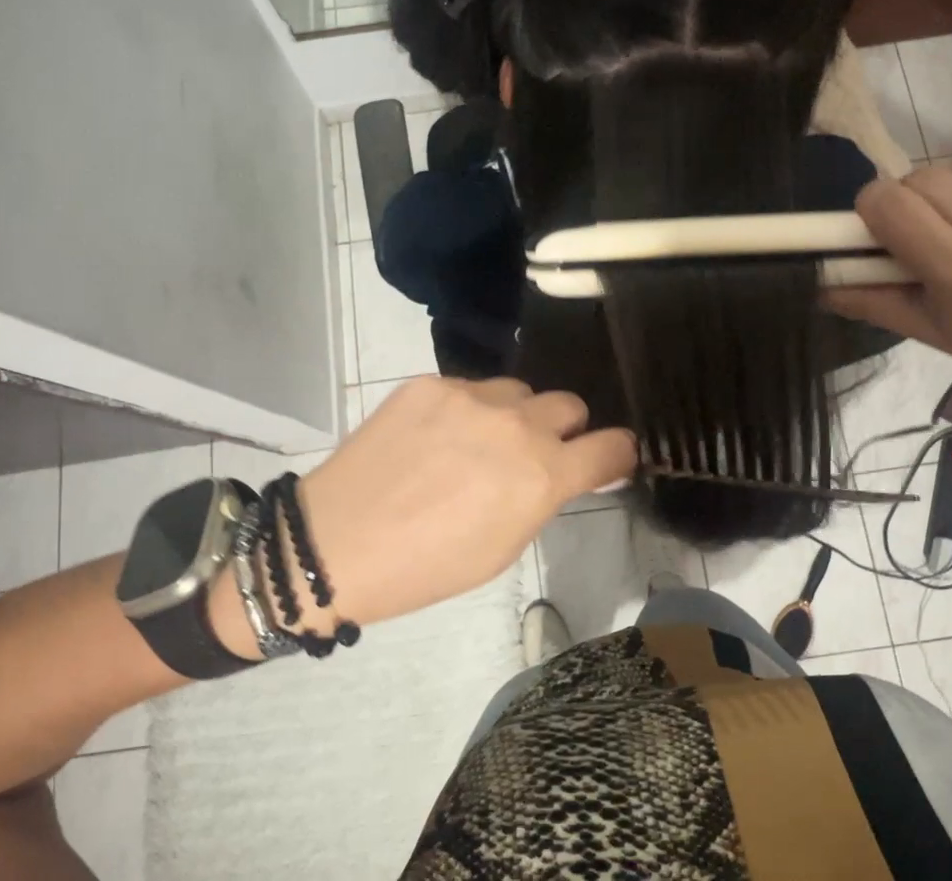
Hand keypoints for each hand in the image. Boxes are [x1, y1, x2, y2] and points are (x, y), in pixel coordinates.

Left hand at [294, 377, 634, 629]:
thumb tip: (561, 473)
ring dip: (512, 416)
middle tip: (530, 457)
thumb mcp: (503, 548)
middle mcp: (517, 425)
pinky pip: (469, 388)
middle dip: (562, 431)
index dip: (616, 454)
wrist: (335, 543)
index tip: (606, 461)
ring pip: (518, 392)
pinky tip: (433, 439)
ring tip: (474, 446)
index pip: (613, 445)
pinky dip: (465, 411)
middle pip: (569, 405)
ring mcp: (470, 397)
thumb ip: (542, 499)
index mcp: (543, 476)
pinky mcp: (429, 383)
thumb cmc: (427, 567)